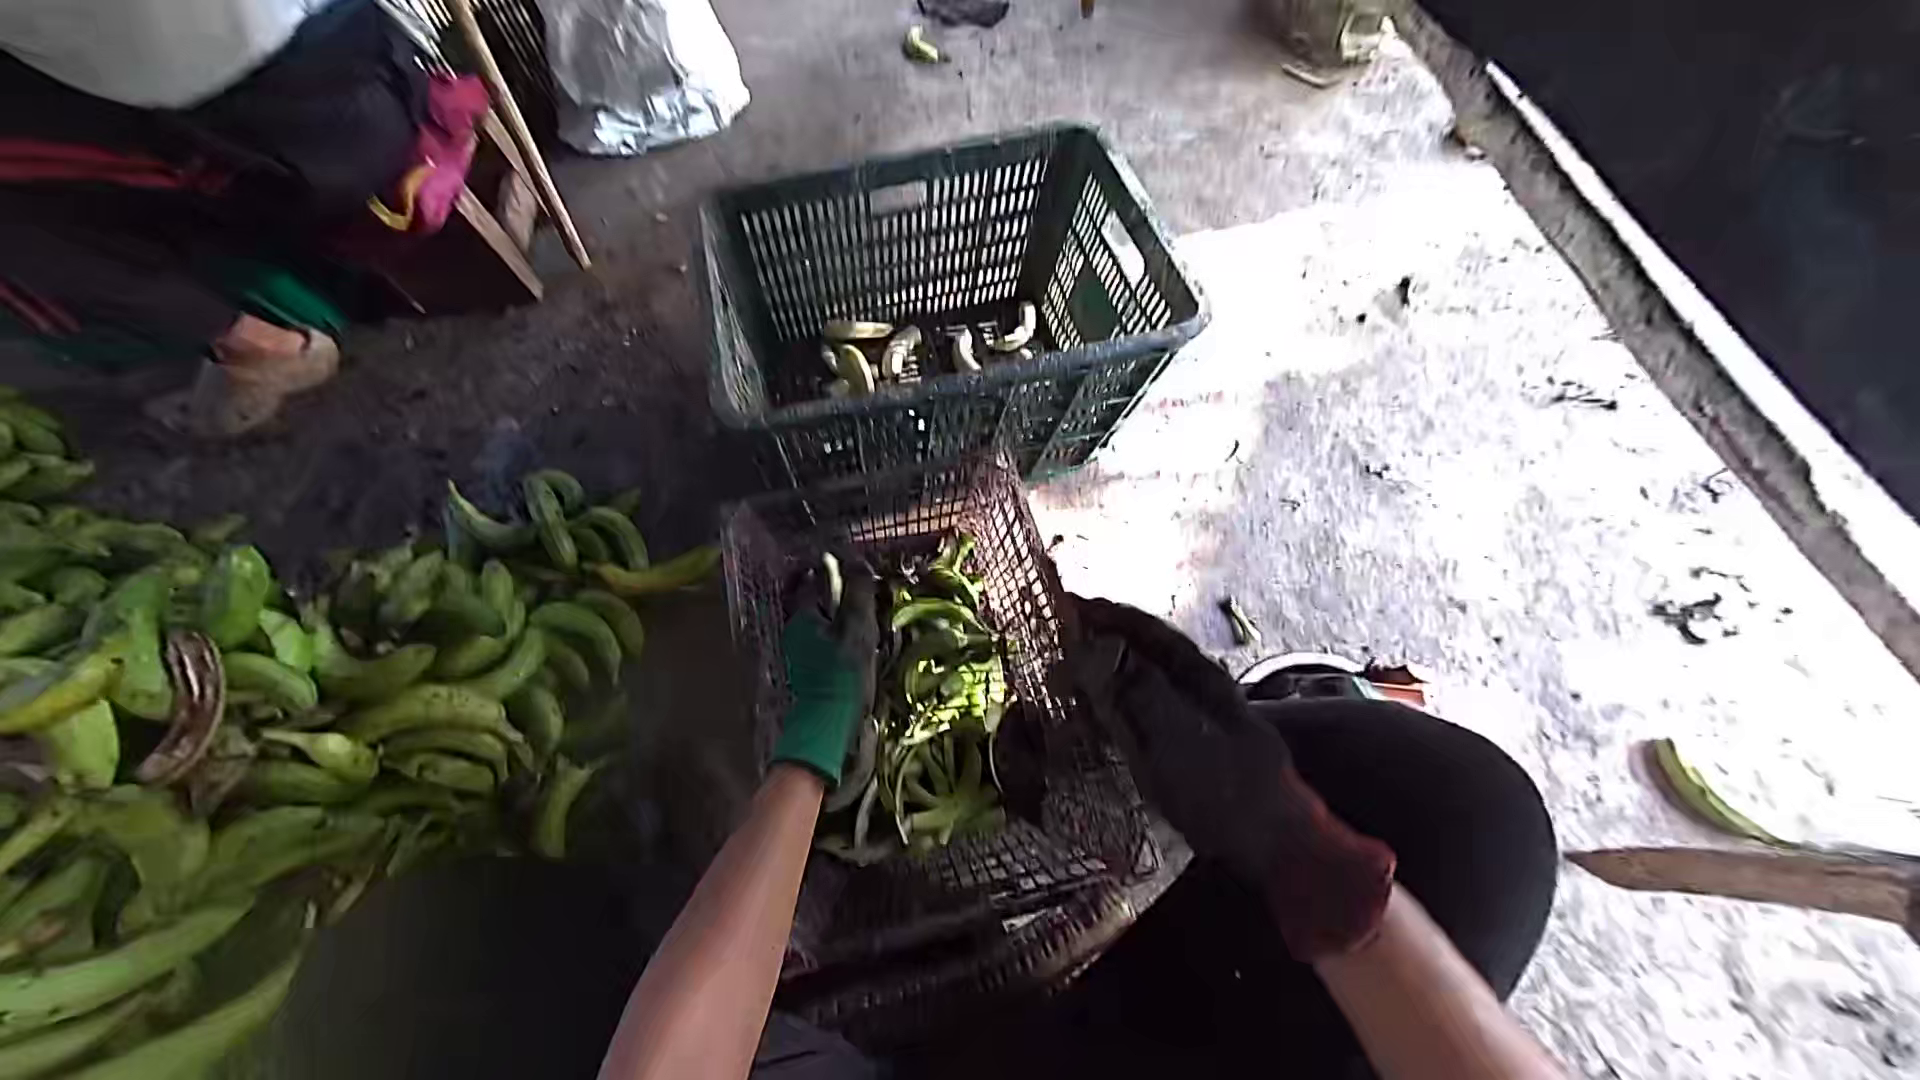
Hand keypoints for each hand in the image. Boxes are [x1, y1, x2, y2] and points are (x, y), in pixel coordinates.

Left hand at [771, 555, 878, 786]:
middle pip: (819, 597)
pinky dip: (842, 631)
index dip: (838, 567)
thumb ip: (858, 593)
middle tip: (866, 586)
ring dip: (843, 611)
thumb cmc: (843, 674)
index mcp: (803, 615)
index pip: (818, 577)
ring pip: (824, 617)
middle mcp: (796, 628)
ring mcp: (801, 649)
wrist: (829, 725)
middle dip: (840, 589)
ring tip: (868, 610)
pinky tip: (859, 638)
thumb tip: (858, 562)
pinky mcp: (811, 666)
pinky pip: (827, 636)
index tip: (859, 564)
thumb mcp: (857, 628)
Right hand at [1063, 596, 1395, 958]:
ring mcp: (1192, 718)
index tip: (1068, 605)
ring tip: (1067, 672)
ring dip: (1103, 670)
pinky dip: (1113, 703)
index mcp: (1198, 675)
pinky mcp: (1186, 748)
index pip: (1146, 629)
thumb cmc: (1225, 790)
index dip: (1106, 614)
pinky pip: (1140, 712)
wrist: (1275, 848)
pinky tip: (1097, 714)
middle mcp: (1196, 688)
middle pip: (1142, 650)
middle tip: (1057, 640)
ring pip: (1140, 680)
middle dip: (1100, 639)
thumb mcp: (1178, 737)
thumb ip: (1138, 688)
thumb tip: (1096, 643)